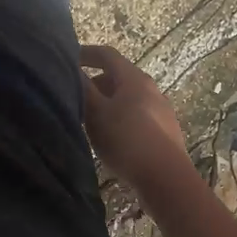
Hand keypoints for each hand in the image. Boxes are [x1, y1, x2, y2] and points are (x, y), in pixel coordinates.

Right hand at [80, 44, 188, 188]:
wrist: (169, 183)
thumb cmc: (127, 139)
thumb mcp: (96, 112)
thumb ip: (82, 87)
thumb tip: (71, 69)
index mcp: (134, 78)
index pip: (107, 54)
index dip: (86, 53)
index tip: (68, 60)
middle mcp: (151, 89)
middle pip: (118, 77)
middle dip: (95, 83)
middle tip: (77, 97)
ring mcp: (162, 112)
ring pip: (128, 99)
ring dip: (108, 103)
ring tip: (92, 121)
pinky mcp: (167, 134)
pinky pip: (138, 117)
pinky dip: (121, 119)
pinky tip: (113, 139)